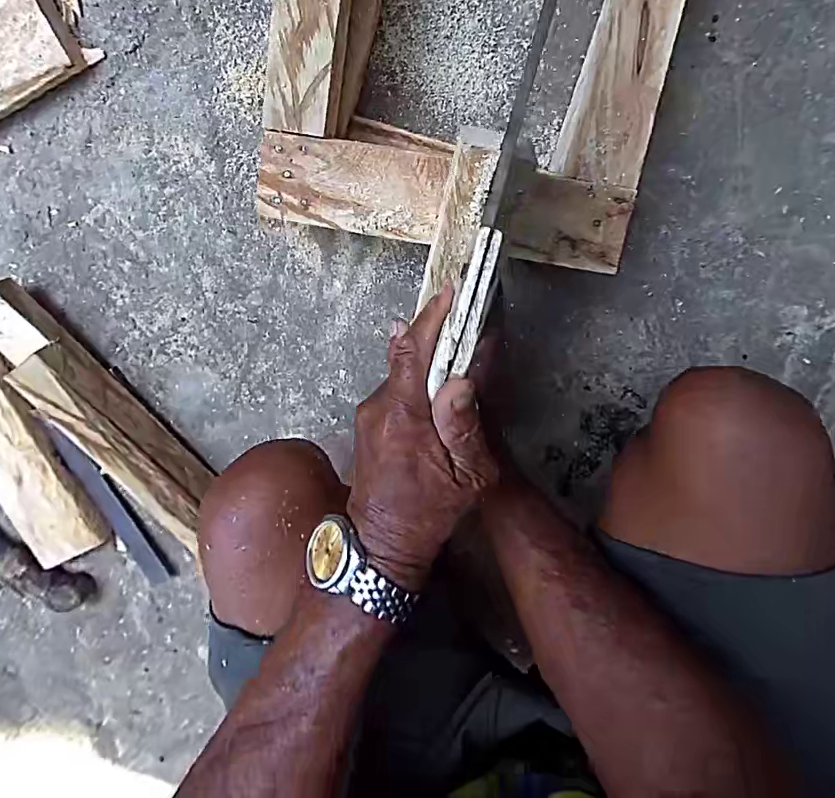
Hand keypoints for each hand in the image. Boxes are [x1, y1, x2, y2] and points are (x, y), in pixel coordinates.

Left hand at [347, 285, 498, 590]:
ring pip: (403, 369)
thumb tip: (462, 379)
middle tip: (463, 309)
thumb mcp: (466, 477)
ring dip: (429, 354)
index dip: (434, 317)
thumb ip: (464, 426)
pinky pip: (397, 385)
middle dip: (436, 328)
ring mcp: (369, 412)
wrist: (380, 543)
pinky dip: (419, 374)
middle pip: (408, 352)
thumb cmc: (429, 511)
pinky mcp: (368, 420)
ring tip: (458, 345)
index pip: (416, 352)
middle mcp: (379, 406)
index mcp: (405, 417)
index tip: (453, 291)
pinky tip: (438, 382)